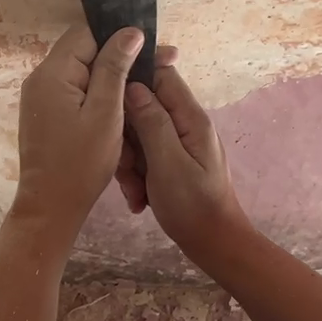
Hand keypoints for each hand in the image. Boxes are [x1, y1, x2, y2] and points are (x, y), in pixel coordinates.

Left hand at [12, 25, 143, 226]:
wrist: (51, 206)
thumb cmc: (81, 162)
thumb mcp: (106, 113)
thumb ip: (115, 69)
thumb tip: (130, 32)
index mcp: (52, 73)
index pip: (86, 34)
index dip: (119, 35)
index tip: (153, 45)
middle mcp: (41, 78)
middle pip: (84, 51)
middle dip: (121, 55)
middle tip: (162, 61)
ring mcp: (41, 96)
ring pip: (83, 72)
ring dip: (113, 75)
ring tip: (149, 81)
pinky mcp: (47, 112)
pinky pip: (76, 90)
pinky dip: (100, 92)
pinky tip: (126, 100)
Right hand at [121, 64, 249, 253]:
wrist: (214, 245)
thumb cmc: (192, 205)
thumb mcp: (168, 163)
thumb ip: (152, 122)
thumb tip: (133, 85)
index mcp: (190, 118)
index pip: (161, 75)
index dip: (133, 79)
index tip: (108, 98)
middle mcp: (185, 125)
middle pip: (144, 108)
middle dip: (126, 136)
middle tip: (124, 167)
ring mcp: (177, 144)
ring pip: (139, 135)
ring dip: (128, 162)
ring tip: (132, 190)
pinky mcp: (170, 162)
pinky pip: (143, 156)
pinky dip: (136, 175)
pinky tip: (137, 198)